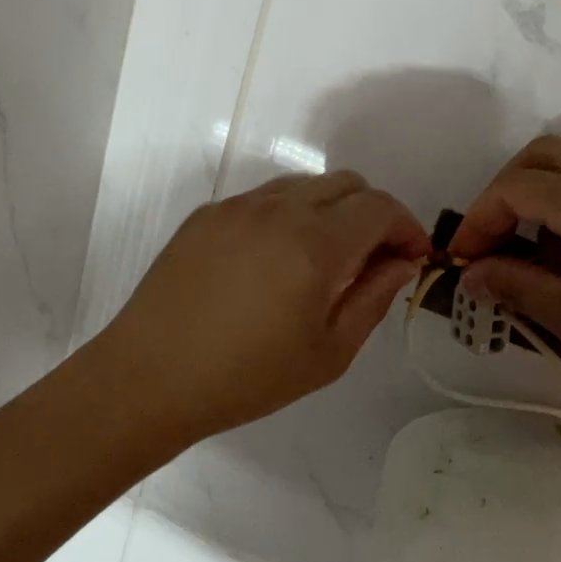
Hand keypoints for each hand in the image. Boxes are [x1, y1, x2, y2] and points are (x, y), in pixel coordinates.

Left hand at [96, 171, 430, 438]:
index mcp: (315, 242)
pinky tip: (274, 263)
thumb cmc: (247, 378)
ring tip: (322, 262)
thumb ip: (373, 298)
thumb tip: (399, 262)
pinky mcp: (207, 215)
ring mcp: (237, 207)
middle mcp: (278, 209)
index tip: (411, 259)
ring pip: (304, 186)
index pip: (380, 207)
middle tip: (372, 262)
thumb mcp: (329, 353)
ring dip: (330, 211)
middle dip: (372, 215)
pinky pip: (264, 199)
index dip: (406, 227)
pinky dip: (288, 216)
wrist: (149, 377)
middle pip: (346, 184)